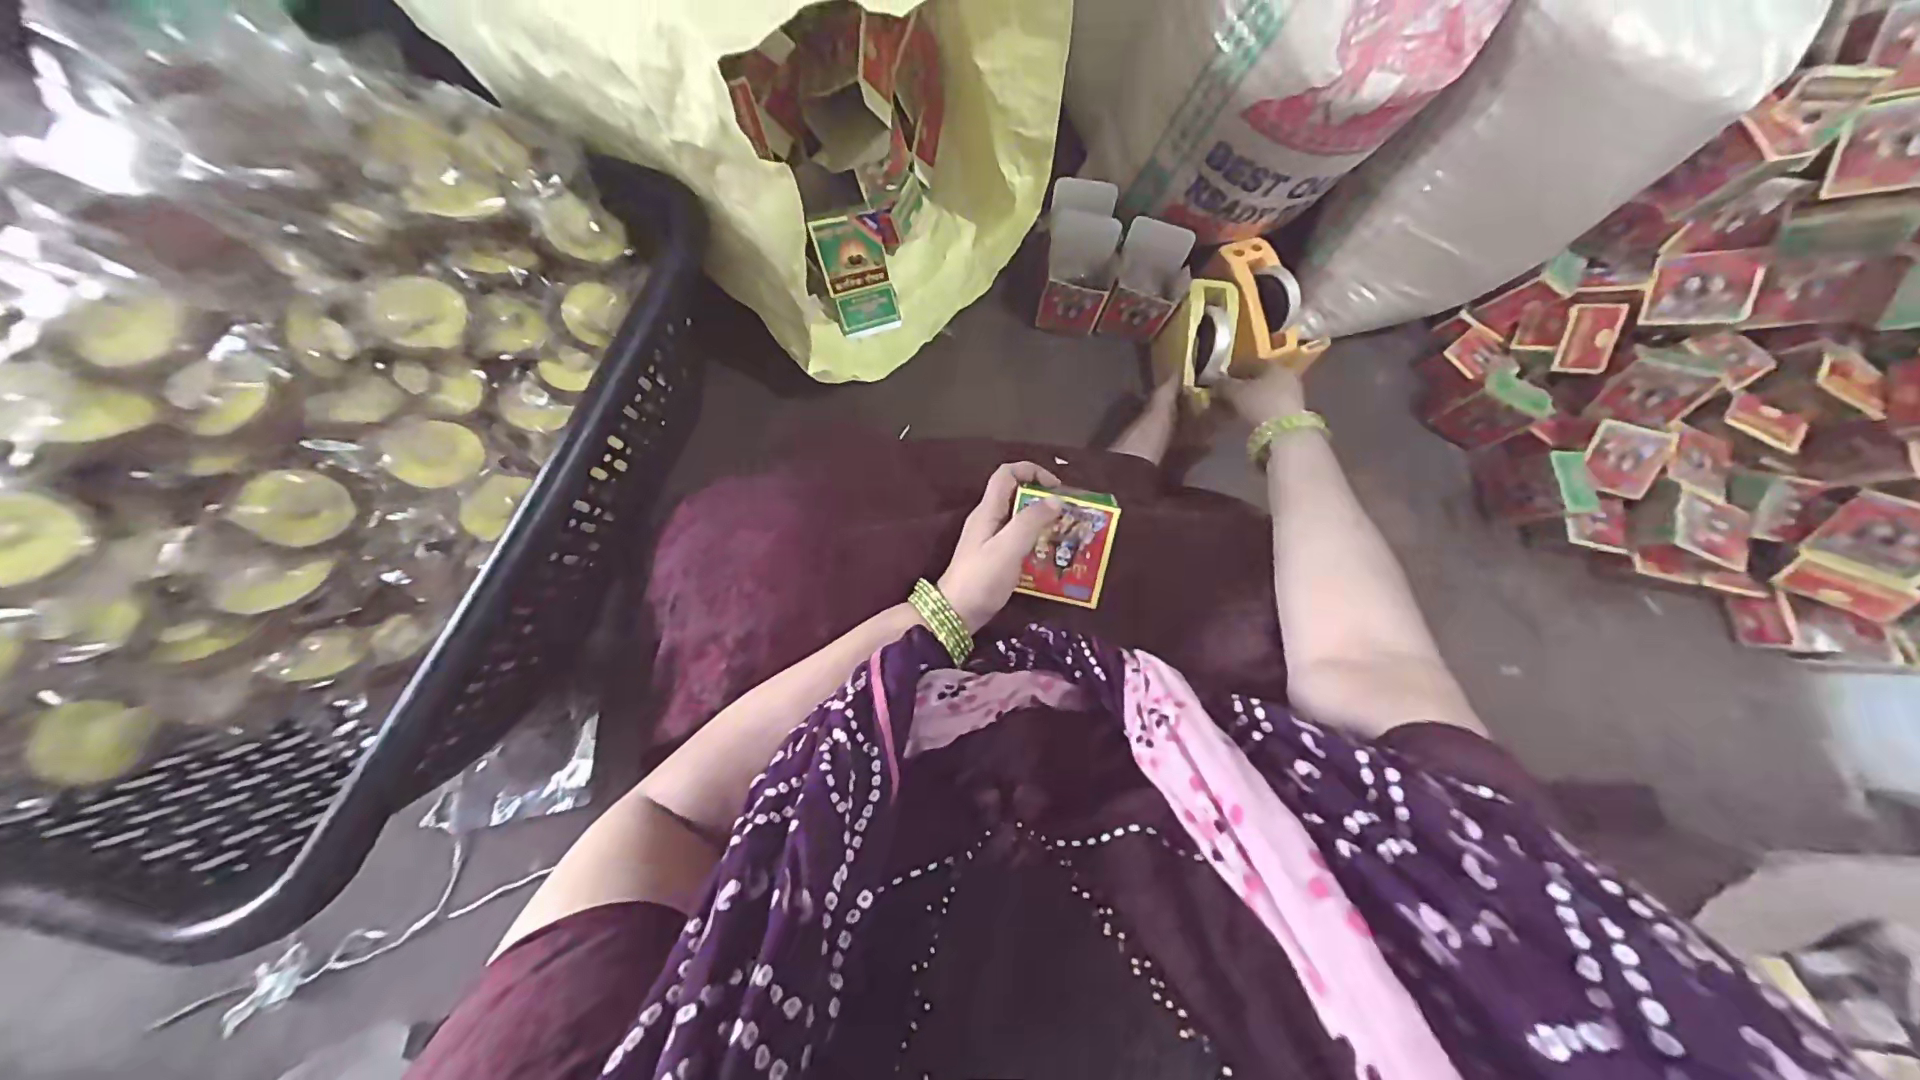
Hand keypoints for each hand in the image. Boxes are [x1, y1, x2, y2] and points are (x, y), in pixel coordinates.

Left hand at [936, 462, 1064, 631]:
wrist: (956, 613)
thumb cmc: (981, 579)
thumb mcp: (1008, 548)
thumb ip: (1031, 522)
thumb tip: (1055, 499)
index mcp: (988, 511)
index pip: (1007, 474)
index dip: (1032, 471)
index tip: (1057, 488)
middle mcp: (987, 519)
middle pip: (1016, 494)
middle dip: (1043, 499)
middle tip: (1067, 515)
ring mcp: (989, 538)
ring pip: (1019, 518)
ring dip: (1041, 521)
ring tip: (1065, 534)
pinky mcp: (993, 556)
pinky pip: (1017, 538)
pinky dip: (1035, 540)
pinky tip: (1050, 554)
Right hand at [1220, 365, 1306, 425]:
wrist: (1284, 431)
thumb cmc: (1258, 404)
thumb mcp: (1235, 392)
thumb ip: (1223, 384)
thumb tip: (1214, 381)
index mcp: (1272, 365)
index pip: (1248, 364)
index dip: (1231, 372)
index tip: (1219, 382)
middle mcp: (1285, 374)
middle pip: (1258, 379)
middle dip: (1241, 386)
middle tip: (1226, 396)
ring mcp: (1292, 392)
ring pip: (1264, 392)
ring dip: (1249, 398)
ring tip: (1235, 409)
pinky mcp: (1293, 409)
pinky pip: (1270, 404)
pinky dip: (1258, 408)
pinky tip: (1248, 416)